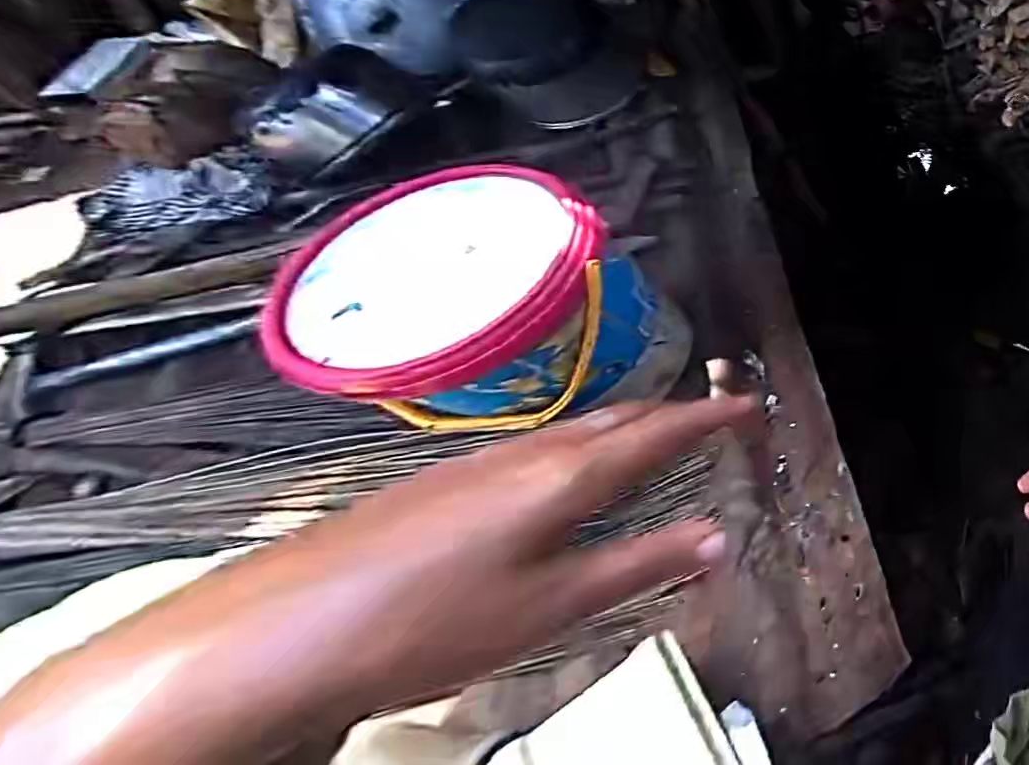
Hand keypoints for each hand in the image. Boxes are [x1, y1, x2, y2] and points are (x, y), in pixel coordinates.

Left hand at [0, 394, 756, 764]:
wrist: (281, 627)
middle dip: (674, 412)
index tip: (747, 402)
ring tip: (657, 436)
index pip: (660, 430)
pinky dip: (588, 441)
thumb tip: (720, 537)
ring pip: (584, 424)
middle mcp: (537, 448)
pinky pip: (547, 440)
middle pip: (624, 416)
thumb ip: (640, 564)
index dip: (709, 415)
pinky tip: (572, 470)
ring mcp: (492, 455)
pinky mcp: (456, 470)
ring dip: (631, 423)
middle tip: (711, 417)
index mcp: (570, 475)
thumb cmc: (432, 622)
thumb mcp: (549, 608)